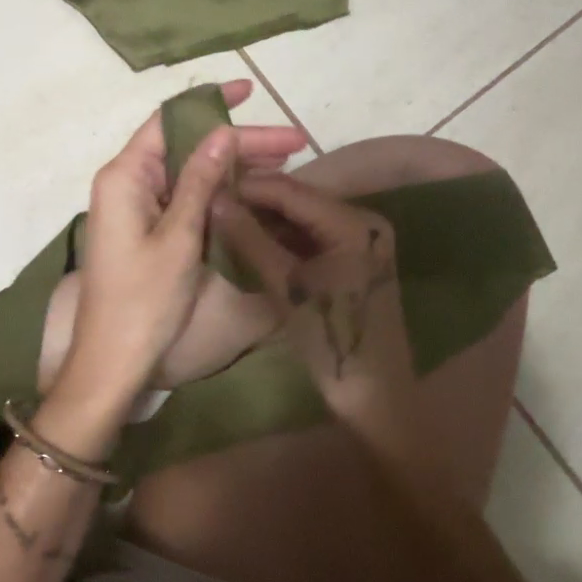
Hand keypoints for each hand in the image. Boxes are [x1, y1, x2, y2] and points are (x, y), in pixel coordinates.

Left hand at [55, 81, 306, 408]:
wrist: (113, 359)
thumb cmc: (144, 299)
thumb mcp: (180, 237)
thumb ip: (200, 182)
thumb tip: (222, 133)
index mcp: (125, 175)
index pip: (169, 120)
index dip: (211, 102)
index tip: (250, 90)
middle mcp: (126, 182)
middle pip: (185, 145)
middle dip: (237, 141)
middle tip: (294, 143)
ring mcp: (135, 206)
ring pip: (188, 171)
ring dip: (232, 164)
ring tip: (285, 161)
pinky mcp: (145, 228)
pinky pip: (183, 196)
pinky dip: (217, 190)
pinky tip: (253, 188)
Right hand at [213, 174, 414, 422]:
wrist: (374, 394)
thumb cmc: (331, 339)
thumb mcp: (284, 286)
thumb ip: (249, 238)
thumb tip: (213, 200)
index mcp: (352, 223)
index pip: (289, 189)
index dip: (246, 187)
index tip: (206, 189)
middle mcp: (363, 220)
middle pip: (297, 200)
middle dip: (254, 201)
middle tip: (211, 204)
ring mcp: (362, 239)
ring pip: (302, 217)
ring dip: (265, 219)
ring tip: (224, 219)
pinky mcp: (356, 257)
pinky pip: (312, 235)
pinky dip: (282, 237)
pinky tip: (251, 240)